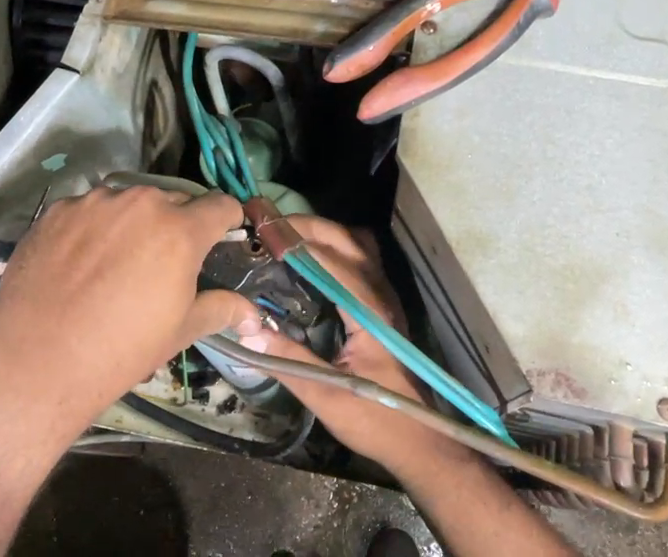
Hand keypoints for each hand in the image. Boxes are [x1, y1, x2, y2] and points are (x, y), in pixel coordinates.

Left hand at [0, 185, 257, 435]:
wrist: (33, 364)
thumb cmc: (120, 351)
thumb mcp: (179, 331)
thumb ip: (220, 309)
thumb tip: (254, 316)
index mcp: (180, 230)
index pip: (221, 205)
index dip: (226, 221)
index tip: (220, 238)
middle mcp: (140, 203)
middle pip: (173, 201)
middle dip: (176, 225)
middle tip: (162, 263)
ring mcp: (94, 203)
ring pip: (128, 202)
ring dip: (132, 223)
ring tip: (115, 264)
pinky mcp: (56, 211)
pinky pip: (88, 210)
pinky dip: (92, 229)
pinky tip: (79, 265)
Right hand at [235, 214, 468, 476]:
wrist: (420, 439)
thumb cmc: (375, 418)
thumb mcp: (325, 394)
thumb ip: (287, 361)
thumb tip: (247, 328)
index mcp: (369, 311)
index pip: (331, 262)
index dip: (298, 242)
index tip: (265, 229)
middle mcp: (381, 295)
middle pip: (348, 241)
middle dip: (311, 227)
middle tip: (272, 227)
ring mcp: (386, 298)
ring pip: (359, 246)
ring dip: (326, 235)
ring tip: (290, 239)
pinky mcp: (383, 306)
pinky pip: (361, 261)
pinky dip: (336, 251)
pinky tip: (312, 266)